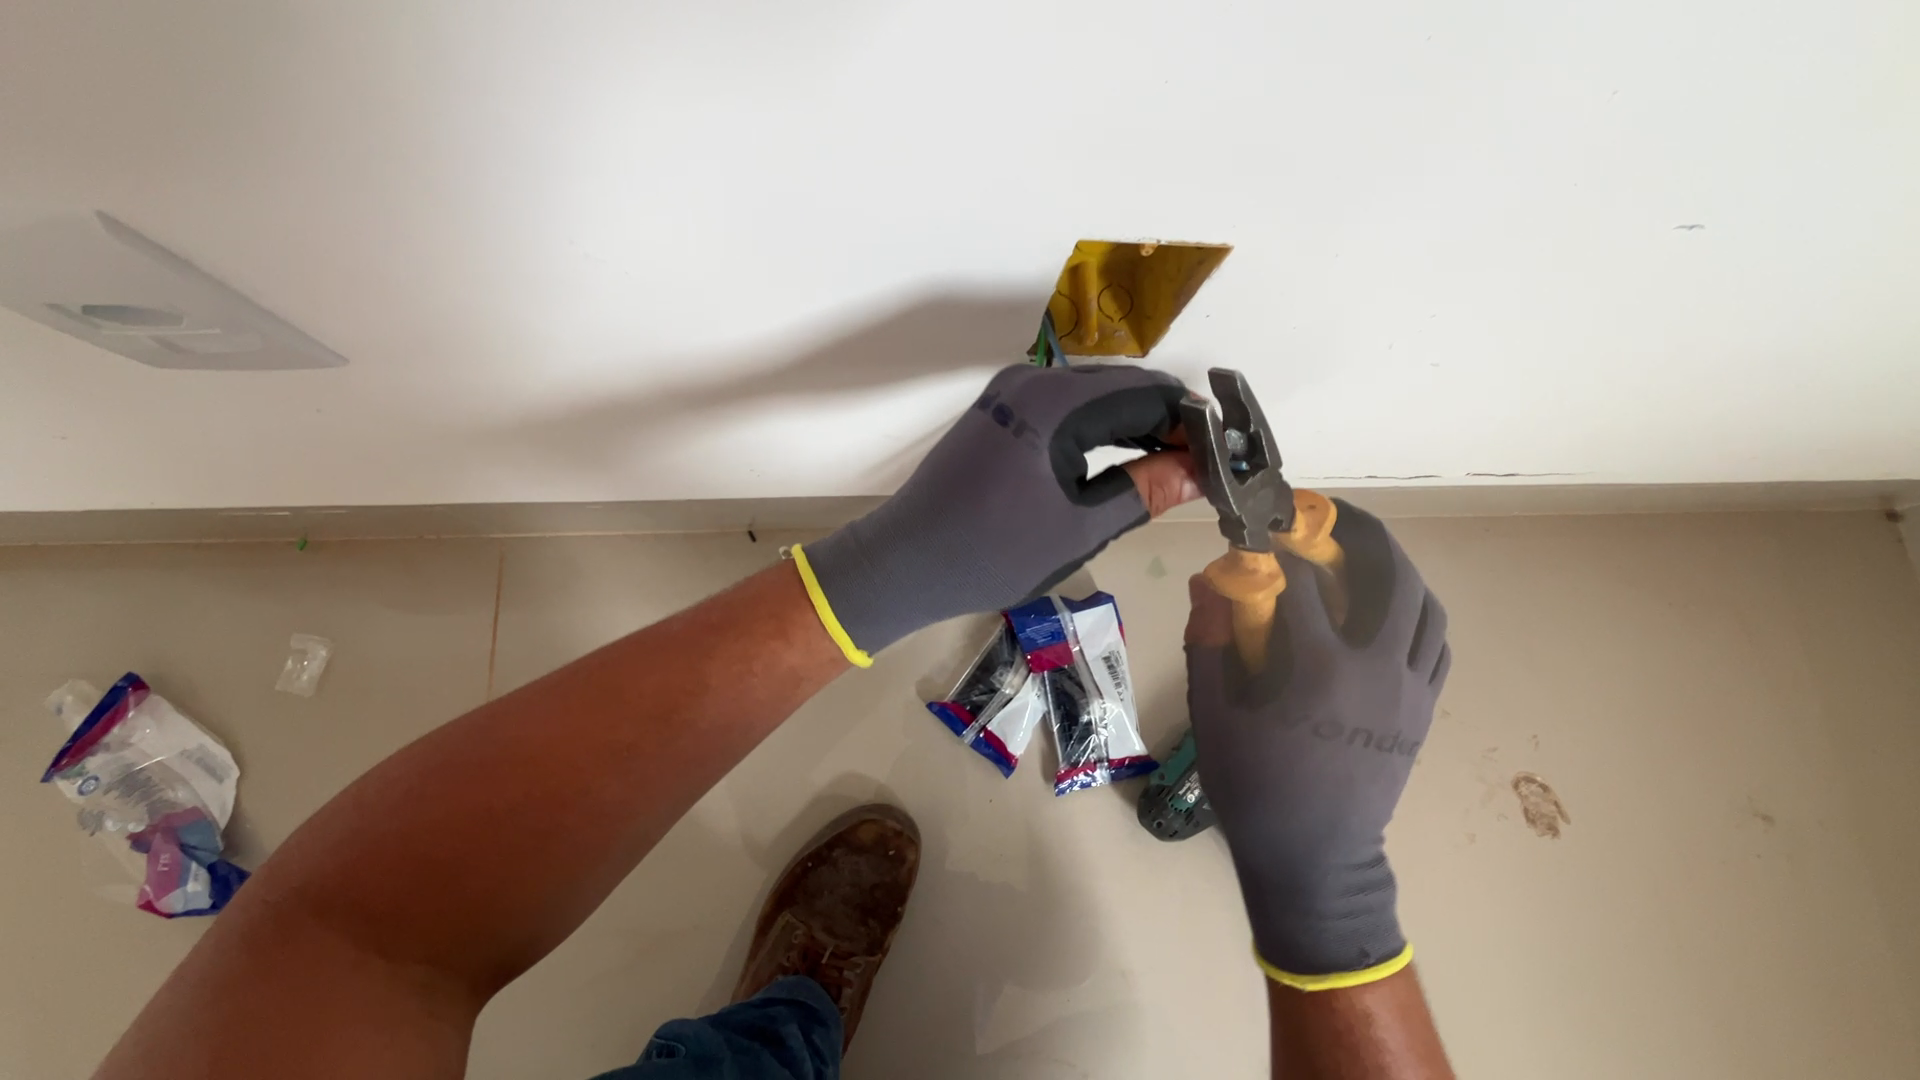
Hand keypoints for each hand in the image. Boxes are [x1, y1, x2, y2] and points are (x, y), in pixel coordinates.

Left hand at [800, 363, 1198, 659]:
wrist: (905, 561)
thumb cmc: (991, 552)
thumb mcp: (1079, 527)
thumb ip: (1146, 490)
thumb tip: (1201, 470)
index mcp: (1053, 402)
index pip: (1146, 392)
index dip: (1190, 422)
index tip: (1221, 456)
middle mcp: (1031, 380)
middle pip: (1120, 387)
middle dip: (1165, 422)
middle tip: (1202, 467)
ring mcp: (1008, 393)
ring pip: (1092, 397)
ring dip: (1132, 426)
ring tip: (1171, 467)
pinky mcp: (997, 412)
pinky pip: (1062, 409)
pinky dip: (1096, 430)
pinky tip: (1121, 458)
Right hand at [1185, 500, 1450, 987]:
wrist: (1315, 857)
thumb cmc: (1254, 787)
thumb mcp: (1213, 715)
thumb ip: (1209, 642)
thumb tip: (1208, 581)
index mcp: (1318, 669)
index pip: (1301, 583)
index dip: (1277, 543)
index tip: (1260, 522)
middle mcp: (1376, 669)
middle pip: (1390, 576)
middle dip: (1361, 532)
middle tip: (1328, 514)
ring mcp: (1409, 690)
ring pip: (1425, 606)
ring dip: (1396, 568)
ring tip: (1361, 554)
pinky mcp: (1424, 710)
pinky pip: (1435, 644)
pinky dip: (1415, 612)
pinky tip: (1386, 609)